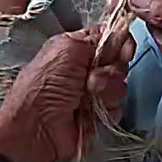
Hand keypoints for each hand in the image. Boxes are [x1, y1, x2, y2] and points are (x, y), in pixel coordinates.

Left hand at [0, 25, 133, 161]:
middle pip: (117, 62)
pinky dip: (106, 109)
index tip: (124, 49)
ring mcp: (91, 93)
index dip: (119, 41)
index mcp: (73, 48)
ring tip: (88, 96)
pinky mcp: (97, 115)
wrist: (37, 128)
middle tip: (92, 78)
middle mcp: (83, 69)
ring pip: (119, 85)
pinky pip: (116, 108)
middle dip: (111, 69)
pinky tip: (89, 113)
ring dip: (107, 90)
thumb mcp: (68, 49)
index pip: (106, 38)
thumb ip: (96, 37)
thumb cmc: (45, 86)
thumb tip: (119, 33)